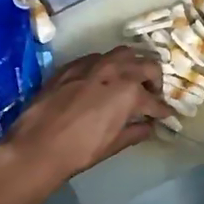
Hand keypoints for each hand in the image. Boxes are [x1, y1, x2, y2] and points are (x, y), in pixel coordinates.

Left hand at [0, 47, 172, 191]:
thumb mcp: (115, 144)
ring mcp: (92, 65)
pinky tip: (102, 80)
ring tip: (130, 80)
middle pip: (147, 66)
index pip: (156, 101)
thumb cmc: (81, 150)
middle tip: (151, 95)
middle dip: (155, 81)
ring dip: (133, 65)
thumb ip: (137, 131)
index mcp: (130, 92)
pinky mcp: (72, 66)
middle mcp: (115, 71)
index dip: (163, 110)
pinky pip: (97, 57)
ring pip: (124, 53)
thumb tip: (149, 126)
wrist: (37, 145)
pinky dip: (107, 66)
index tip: (166, 115)